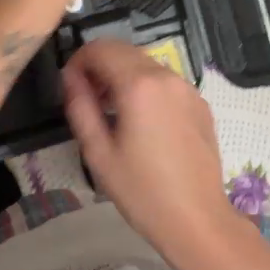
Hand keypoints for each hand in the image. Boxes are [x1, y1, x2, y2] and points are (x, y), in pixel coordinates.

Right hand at [63, 40, 241, 257]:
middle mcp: (166, 76)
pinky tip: (142, 121)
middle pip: (124, 50)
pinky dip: (147, 87)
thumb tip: (70, 78)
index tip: (70, 85)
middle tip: (87, 98)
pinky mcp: (200, 102)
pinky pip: (166, 81)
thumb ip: (80, 107)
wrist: (198, 220)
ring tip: (112, 111)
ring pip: (146, 63)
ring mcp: (187, 87)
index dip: (79, 60)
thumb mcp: (99, 153)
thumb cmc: (142, 191)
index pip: (101, 49)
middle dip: (101, 66)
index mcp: (139, 85)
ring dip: (123, 74)